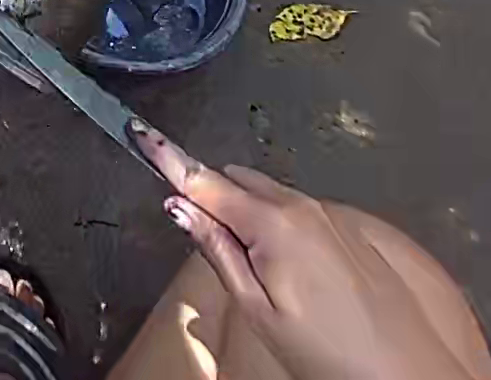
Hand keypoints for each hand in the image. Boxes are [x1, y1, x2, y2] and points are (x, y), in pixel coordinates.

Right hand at [133, 122, 487, 379]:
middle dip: (216, 199)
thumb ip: (216, 250)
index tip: (141, 133)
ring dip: (249, 213)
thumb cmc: (331, 358)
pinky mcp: (349, 227)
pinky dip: (279, 223)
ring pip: (266, 193)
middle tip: (220, 251)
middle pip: (235, 180)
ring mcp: (328, 213)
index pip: (204, 179)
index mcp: (270, 222)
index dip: (168, 158)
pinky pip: (297, 209)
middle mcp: (299, 204)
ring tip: (264, 275)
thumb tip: (178, 206)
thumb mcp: (258, 311)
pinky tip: (299, 276)